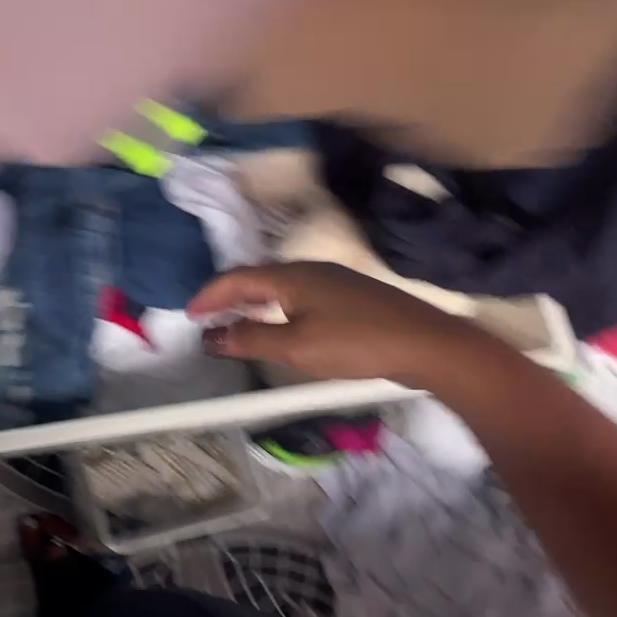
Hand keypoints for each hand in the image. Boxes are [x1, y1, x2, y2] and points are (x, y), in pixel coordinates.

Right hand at [188, 262, 495, 385]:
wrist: (427, 344)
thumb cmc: (355, 343)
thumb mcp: (296, 348)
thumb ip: (251, 340)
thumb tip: (212, 337)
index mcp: (291, 275)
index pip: (237, 278)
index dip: (210, 295)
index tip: (190, 315)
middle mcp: (309, 269)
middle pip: (257, 276)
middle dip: (228, 296)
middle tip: (207, 317)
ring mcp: (333, 279)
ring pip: (279, 284)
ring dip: (252, 301)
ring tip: (236, 321)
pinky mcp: (350, 295)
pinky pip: (298, 293)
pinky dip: (275, 305)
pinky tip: (280, 323)